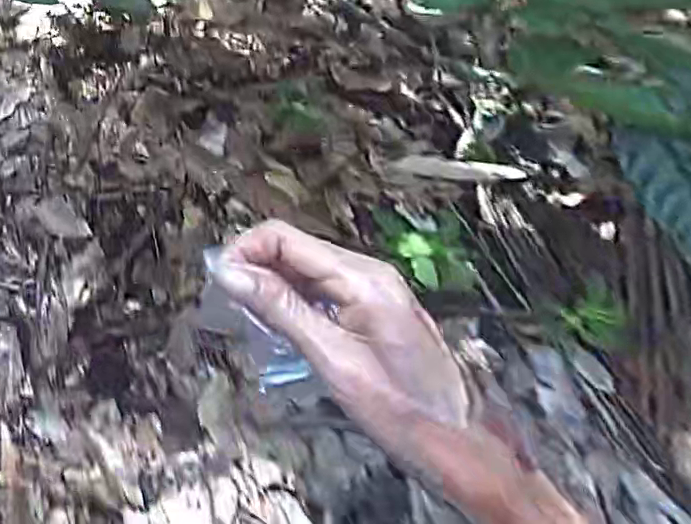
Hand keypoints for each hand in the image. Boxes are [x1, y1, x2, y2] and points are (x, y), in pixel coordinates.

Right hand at [214, 222, 583, 523]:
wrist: (472, 454)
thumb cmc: (404, 413)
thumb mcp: (334, 362)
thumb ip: (280, 310)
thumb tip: (228, 272)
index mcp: (361, 276)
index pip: (284, 237)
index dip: (244, 250)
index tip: (218, 279)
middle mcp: (367, 269)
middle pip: (293, 246)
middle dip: (254, 265)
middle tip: (229, 301)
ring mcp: (373, 285)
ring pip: (303, 265)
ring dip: (271, 282)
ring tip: (249, 315)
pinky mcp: (373, 303)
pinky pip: (320, 284)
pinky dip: (292, 296)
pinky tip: (280, 322)